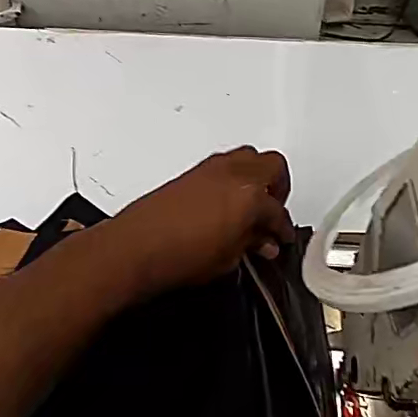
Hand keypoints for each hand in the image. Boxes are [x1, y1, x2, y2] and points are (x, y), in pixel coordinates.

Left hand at [96, 147, 294, 293]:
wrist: (135, 248)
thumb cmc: (175, 254)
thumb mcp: (228, 258)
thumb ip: (251, 244)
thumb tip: (260, 241)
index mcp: (250, 195)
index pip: (278, 212)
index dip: (282, 228)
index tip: (279, 237)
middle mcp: (233, 174)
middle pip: (272, 167)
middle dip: (278, 188)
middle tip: (274, 210)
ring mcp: (212, 168)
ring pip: (249, 158)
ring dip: (257, 176)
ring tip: (254, 202)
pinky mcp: (193, 171)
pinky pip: (225, 164)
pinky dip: (234, 177)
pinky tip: (229, 201)